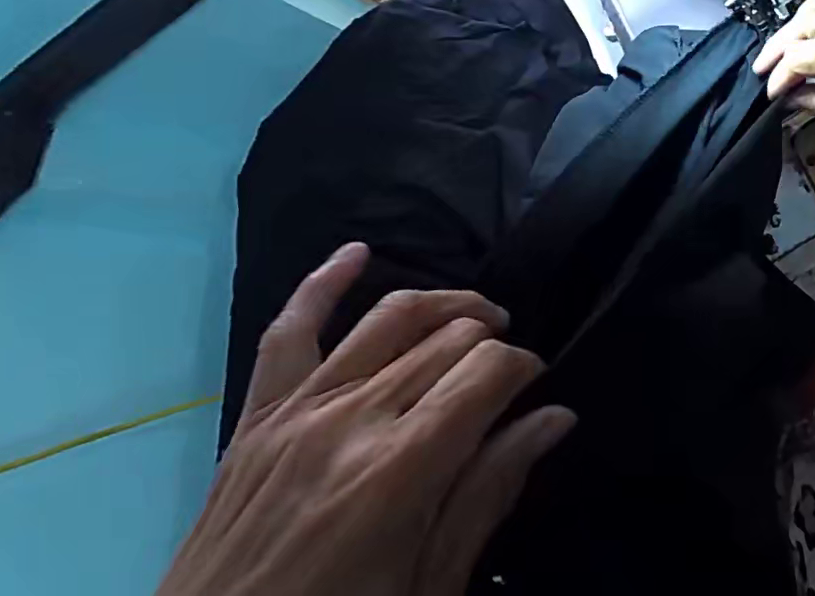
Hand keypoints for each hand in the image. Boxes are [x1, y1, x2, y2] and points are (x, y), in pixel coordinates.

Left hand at [156, 243, 574, 595]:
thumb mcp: (431, 587)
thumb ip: (490, 492)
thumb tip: (554, 417)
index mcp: (399, 471)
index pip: (485, 372)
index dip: (523, 367)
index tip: (535, 386)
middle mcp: (352, 419)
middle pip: (446, 338)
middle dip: (492, 340)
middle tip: (507, 369)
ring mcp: (300, 408)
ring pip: (390, 316)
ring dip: (445, 303)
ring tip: (477, 315)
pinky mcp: (259, 413)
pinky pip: (290, 329)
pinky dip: (324, 282)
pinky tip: (358, 251)